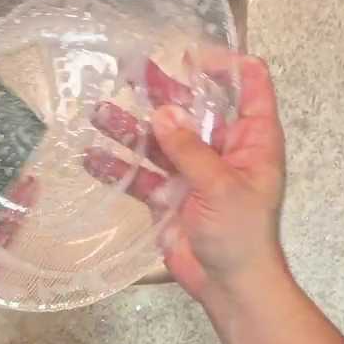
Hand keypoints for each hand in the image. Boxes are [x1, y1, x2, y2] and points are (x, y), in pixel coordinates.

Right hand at [82, 52, 289, 308]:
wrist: (229, 284)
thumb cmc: (242, 236)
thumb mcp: (222, 186)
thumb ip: (190, 150)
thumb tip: (162, 116)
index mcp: (251, 139)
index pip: (248, 84)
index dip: (224, 65)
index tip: (190, 59)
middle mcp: (221, 150)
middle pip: (191, 109)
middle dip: (161, 91)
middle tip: (129, 71)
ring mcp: (191, 174)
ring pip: (158, 142)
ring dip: (130, 128)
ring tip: (99, 112)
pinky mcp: (168, 198)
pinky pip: (140, 176)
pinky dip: (117, 168)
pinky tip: (92, 157)